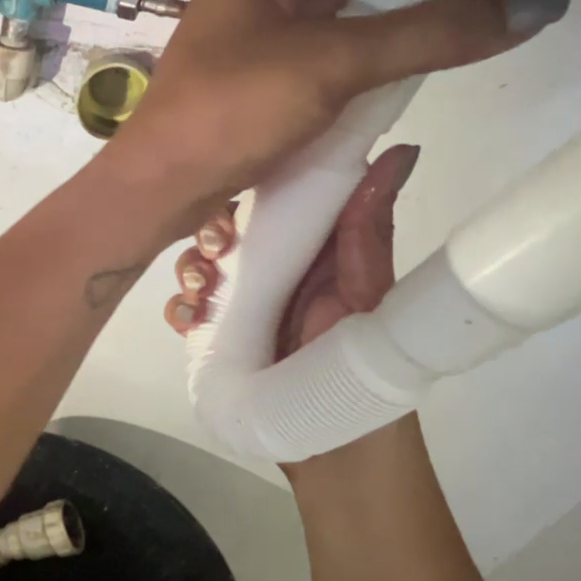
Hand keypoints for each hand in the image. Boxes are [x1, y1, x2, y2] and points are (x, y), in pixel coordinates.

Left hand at [105, 0, 565, 240]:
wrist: (156, 191)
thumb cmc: (233, 110)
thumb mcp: (336, 62)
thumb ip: (432, 33)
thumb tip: (539, 2)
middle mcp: (242, 7)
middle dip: (391, 14)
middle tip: (444, 38)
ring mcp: (235, 59)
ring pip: (321, 45)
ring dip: (364, 61)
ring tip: (410, 79)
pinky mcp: (235, 105)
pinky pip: (299, 87)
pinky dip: (333, 96)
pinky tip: (363, 113)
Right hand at [166, 143, 416, 356]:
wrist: (334, 430)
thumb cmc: (359, 355)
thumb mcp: (366, 286)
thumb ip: (368, 228)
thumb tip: (401, 150)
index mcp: (307, 244)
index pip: (268, 200)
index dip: (246, 190)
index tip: (237, 198)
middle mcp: (270, 267)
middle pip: (223, 231)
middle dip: (208, 232)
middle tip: (215, 249)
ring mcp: (239, 302)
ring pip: (198, 266)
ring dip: (189, 269)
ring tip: (198, 289)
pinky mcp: (217, 336)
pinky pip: (186, 312)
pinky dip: (178, 310)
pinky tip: (187, 319)